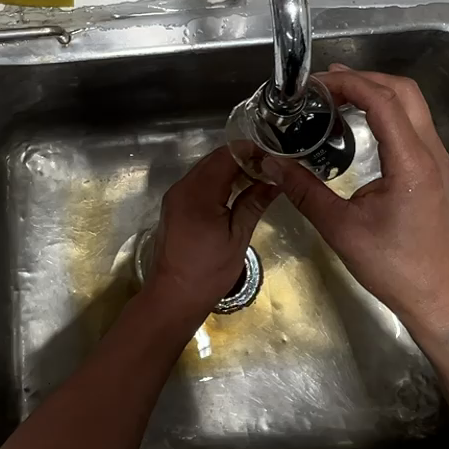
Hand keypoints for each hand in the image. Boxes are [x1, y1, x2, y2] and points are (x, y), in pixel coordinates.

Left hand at [141, 147, 277, 321]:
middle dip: (242, 159)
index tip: (273, 156)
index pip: (226, 156)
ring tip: (257, 178)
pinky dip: (217, 182)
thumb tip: (274, 180)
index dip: (250, 152)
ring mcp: (175, 196)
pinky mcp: (174, 206)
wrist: (173, 296)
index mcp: (198, 193)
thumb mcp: (238, 237)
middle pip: (214, 160)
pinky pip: (198, 183)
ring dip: (229, 170)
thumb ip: (254, 203)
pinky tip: (236, 192)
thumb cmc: (208, 271)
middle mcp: (182, 187)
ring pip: (205, 170)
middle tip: (269, 168)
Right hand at [262, 65, 448, 333]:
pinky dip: (385, 109)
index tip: (314, 84)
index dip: (347, 83)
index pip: (382, 100)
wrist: (439, 298)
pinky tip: (358, 122)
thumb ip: (304, 190)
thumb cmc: (393, 266)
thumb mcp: (341, 228)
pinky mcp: (435, 170)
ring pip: (412, 103)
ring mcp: (437, 159)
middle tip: (324, 85)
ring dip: (376, 91)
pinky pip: (412, 122)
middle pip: (403, 90)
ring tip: (336, 97)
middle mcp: (431, 152)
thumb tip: (270, 162)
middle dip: (363, 78)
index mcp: (411, 161)